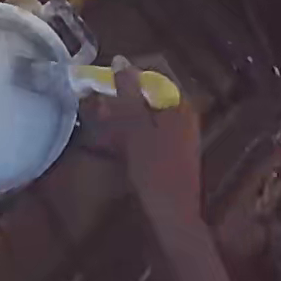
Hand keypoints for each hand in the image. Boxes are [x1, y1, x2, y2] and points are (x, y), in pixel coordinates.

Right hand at [84, 59, 201, 230]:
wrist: (173, 220)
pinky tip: (111, 139)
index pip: (155, 70)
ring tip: (98, 118)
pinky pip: (148, 131)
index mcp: (180, 103)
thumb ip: (129, 93)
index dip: (129, 71)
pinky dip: (129, 131)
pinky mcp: (170, 153)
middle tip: (97, 99)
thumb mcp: (137, 128)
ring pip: (146, 113)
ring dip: (122, 113)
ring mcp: (178, 134)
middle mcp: (182, 114)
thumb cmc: (156, 170)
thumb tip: (120, 59)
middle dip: (122, 94)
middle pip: (149, 92)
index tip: (105, 79)